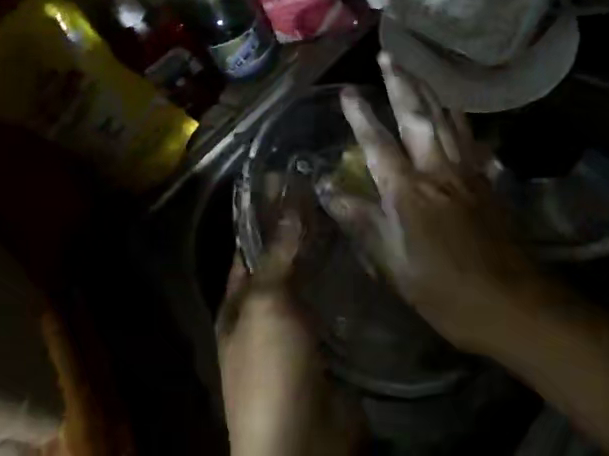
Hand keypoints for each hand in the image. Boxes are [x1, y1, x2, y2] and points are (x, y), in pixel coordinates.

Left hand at [217, 197, 358, 455]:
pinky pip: (339, 311)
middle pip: (285, 264)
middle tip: (334, 193)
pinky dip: (351, 288)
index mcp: (238, 306)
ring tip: (357, 216)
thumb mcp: (266, 305)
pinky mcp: (331, 351)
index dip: (266, 214)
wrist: (302, 446)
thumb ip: (278, 254)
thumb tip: (286, 202)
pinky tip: (370, 262)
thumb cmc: (270, 371)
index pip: (250, 247)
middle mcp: (266, 317)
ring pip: (314, 285)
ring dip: (330, 258)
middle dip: (304, 233)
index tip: (291, 178)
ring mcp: (299, 336)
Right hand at [319, 53, 556, 354]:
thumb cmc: (445, 293)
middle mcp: (437, 170)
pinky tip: (456, 109)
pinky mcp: (486, 180)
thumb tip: (328, 189)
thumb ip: (363, 222)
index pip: (378, 145)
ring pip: (445, 119)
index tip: (347, 91)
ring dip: (428, 90)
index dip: (361, 117)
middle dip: (400, 84)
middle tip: (387, 56)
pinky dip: (458, 118)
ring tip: (416, 68)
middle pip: (416, 117)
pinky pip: (469, 137)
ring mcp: (466, 172)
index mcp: (409, 192)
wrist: (513, 304)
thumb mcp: (394, 265)